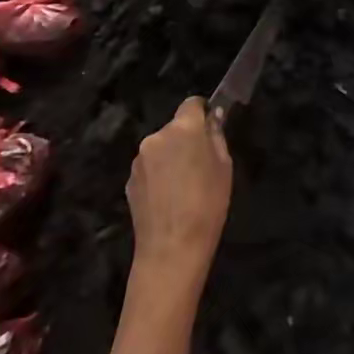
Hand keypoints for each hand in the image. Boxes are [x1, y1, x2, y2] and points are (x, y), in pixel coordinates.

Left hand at [126, 97, 231, 278]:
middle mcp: (156, 136)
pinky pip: (149, 168)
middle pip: (175, 128)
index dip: (202, 112)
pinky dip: (158, 176)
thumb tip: (213, 118)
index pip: (192, 104)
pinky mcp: (129, 179)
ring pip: (160, 148)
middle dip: (186, 140)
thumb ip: (216, 136)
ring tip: (183, 187)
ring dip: (170, 158)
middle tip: (200, 166)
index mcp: (183, 129)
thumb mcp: (224, 168)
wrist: (171, 249)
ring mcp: (139, 158)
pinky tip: (167, 200)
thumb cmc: (207, 206)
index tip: (210, 128)